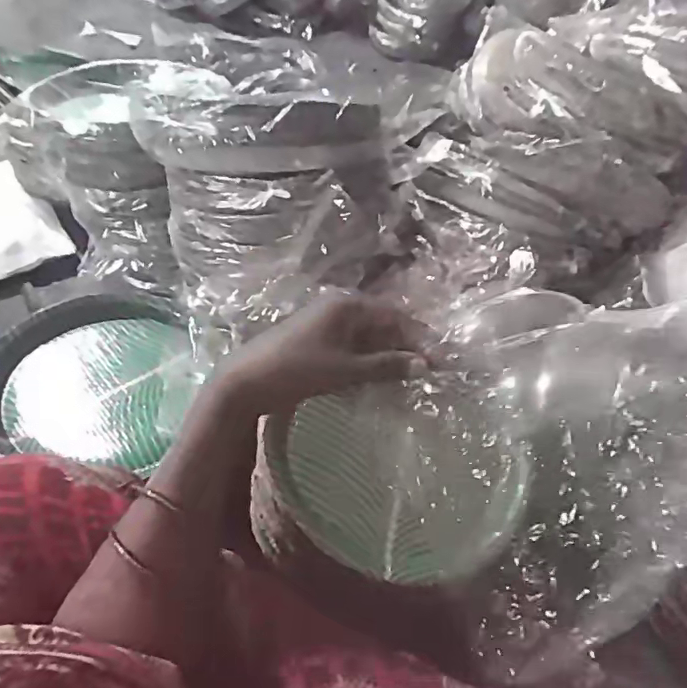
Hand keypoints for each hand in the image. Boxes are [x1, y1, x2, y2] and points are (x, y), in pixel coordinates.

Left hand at [213, 291, 429, 416]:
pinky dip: (372, 361)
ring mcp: (330, 324)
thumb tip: (425, 366)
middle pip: (387, 325)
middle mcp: (341, 308)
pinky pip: (357, 347)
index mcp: (349, 306)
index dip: (422, 340)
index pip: (398, 318)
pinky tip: (383, 378)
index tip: (441, 362)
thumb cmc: (296, 370)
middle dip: (410, 348)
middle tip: (432, 372)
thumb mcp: (346, 370)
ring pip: (372, 338)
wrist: (245, 382)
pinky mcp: (321, 341)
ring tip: (413, 378)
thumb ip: (386, 366)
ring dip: (392, 356)